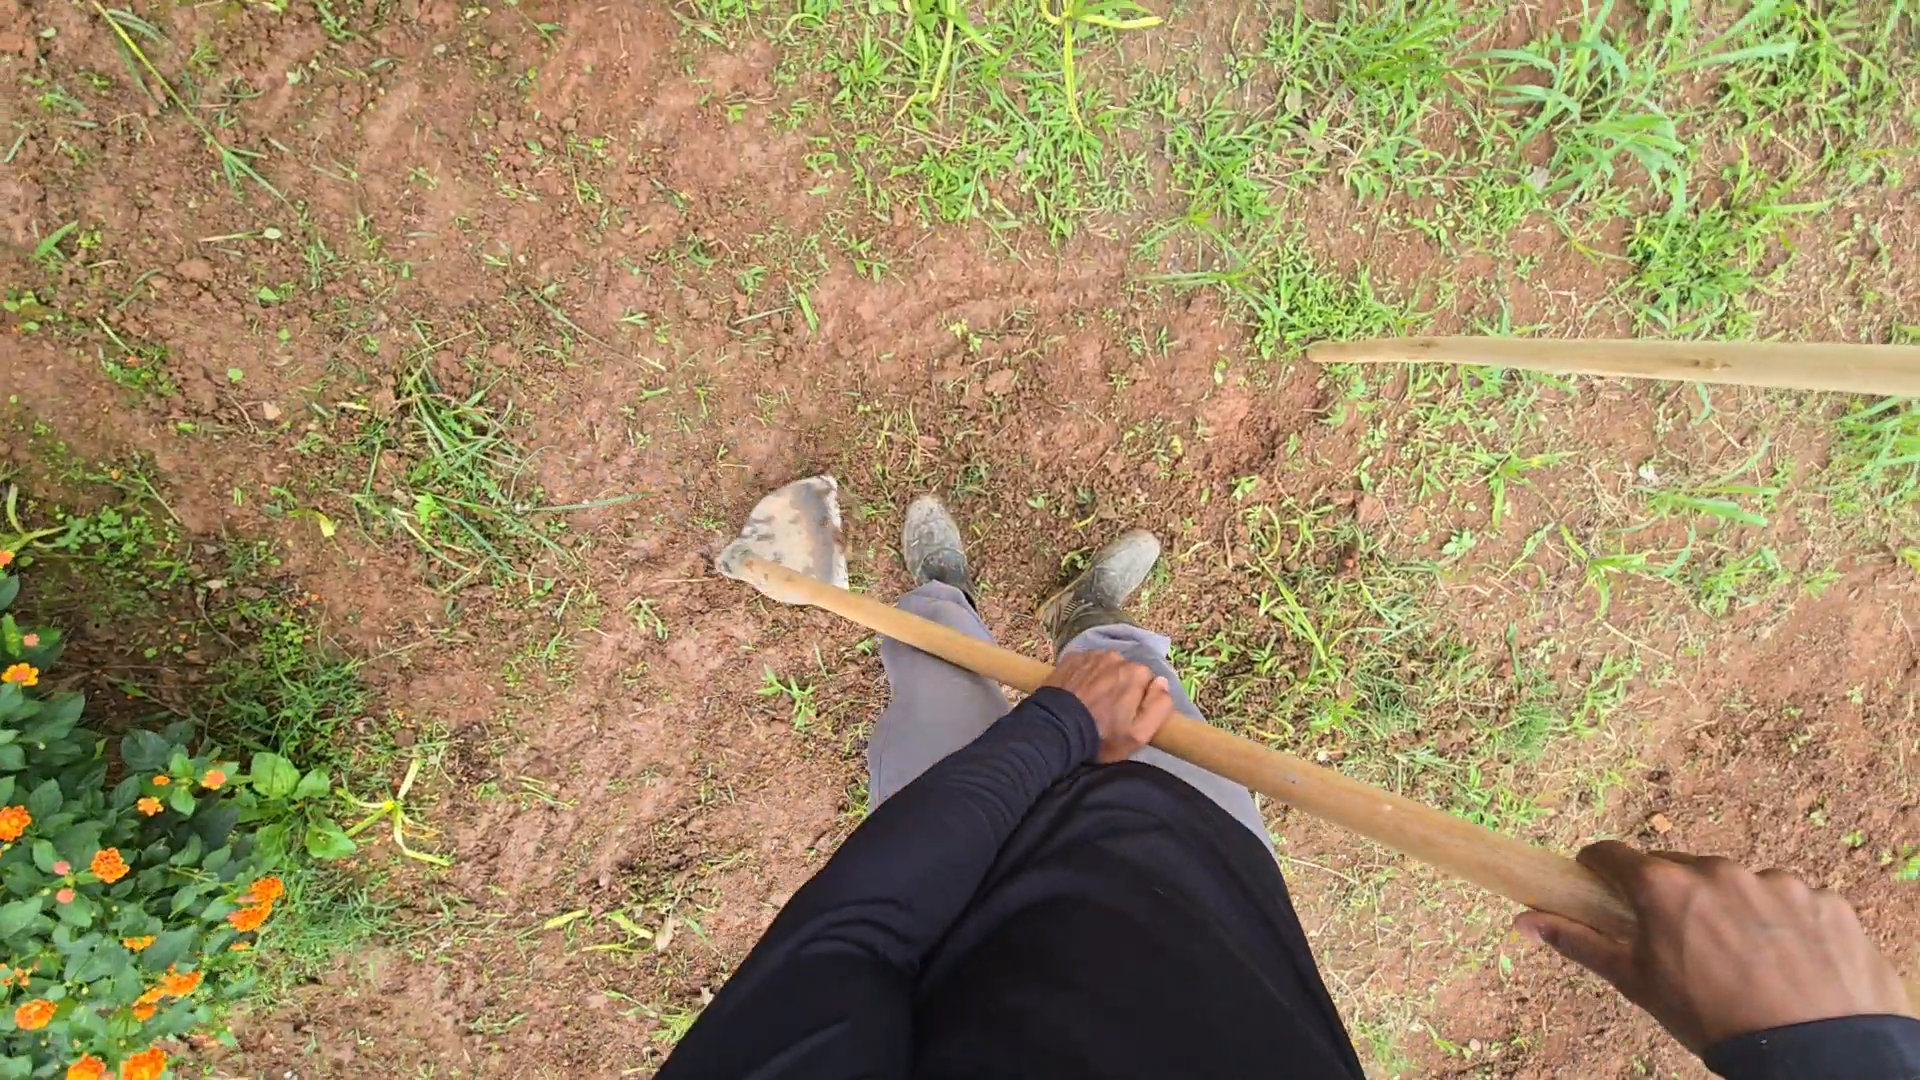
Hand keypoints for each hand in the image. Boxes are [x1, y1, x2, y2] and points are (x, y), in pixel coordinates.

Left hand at [1043, 650, 1173, 763]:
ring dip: (1102, 680)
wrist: (1055, 730)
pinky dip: (1085, 675)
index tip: (1125, 715)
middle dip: (1120, 688)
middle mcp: (1115, 657)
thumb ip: (1159, 707)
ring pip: (1106, 667)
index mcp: (1136, 673)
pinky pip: (1086, 664)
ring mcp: (1090, 655)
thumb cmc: (1101, 736)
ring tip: (1090, 702)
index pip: (1147, 682)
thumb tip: (1162, 682)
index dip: (1138, 700)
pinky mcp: (1070, 658)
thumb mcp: (1140, 734)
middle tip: (1107, 710)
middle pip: (1126, 672)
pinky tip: (1078, 692)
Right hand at [1515, 841, 1913, 1052]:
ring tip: (1745, 954)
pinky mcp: (1826, 903)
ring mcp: (1775, 883)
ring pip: (1733, 882)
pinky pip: (1790, 899)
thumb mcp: (1636, 981)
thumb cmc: (1714, 1018)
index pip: (1610, 854)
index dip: (1602, 873)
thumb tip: (1520, 922)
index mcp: (1659, 882)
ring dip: (1729, 904)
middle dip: (1671, 893)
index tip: (1609, 894)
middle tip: (1683, 937)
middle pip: (1674, 868)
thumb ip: (1576, 940)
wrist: (1826, 1064)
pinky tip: (1790, 958)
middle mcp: (1713, 869)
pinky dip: (1784, 920)